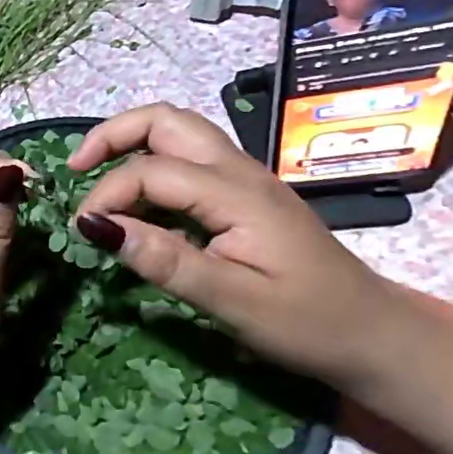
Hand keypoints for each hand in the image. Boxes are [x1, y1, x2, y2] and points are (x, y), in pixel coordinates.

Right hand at [67, 104, 402, 385]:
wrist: (375, 334)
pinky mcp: (245, 191)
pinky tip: (140, 203)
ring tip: (98, 178)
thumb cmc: (308, 323)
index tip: (80, 230)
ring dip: (132, 143)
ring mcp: (245, 176)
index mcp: (237, 194)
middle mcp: (239, 170)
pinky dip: (152, 164)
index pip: (151, 170)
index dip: (107, 194)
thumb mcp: (232, 302)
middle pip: (165, 119)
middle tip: (77, 168)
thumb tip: (97, 227)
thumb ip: (165, 261)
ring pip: (178, 131)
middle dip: (113, 134)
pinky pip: (190, 158)